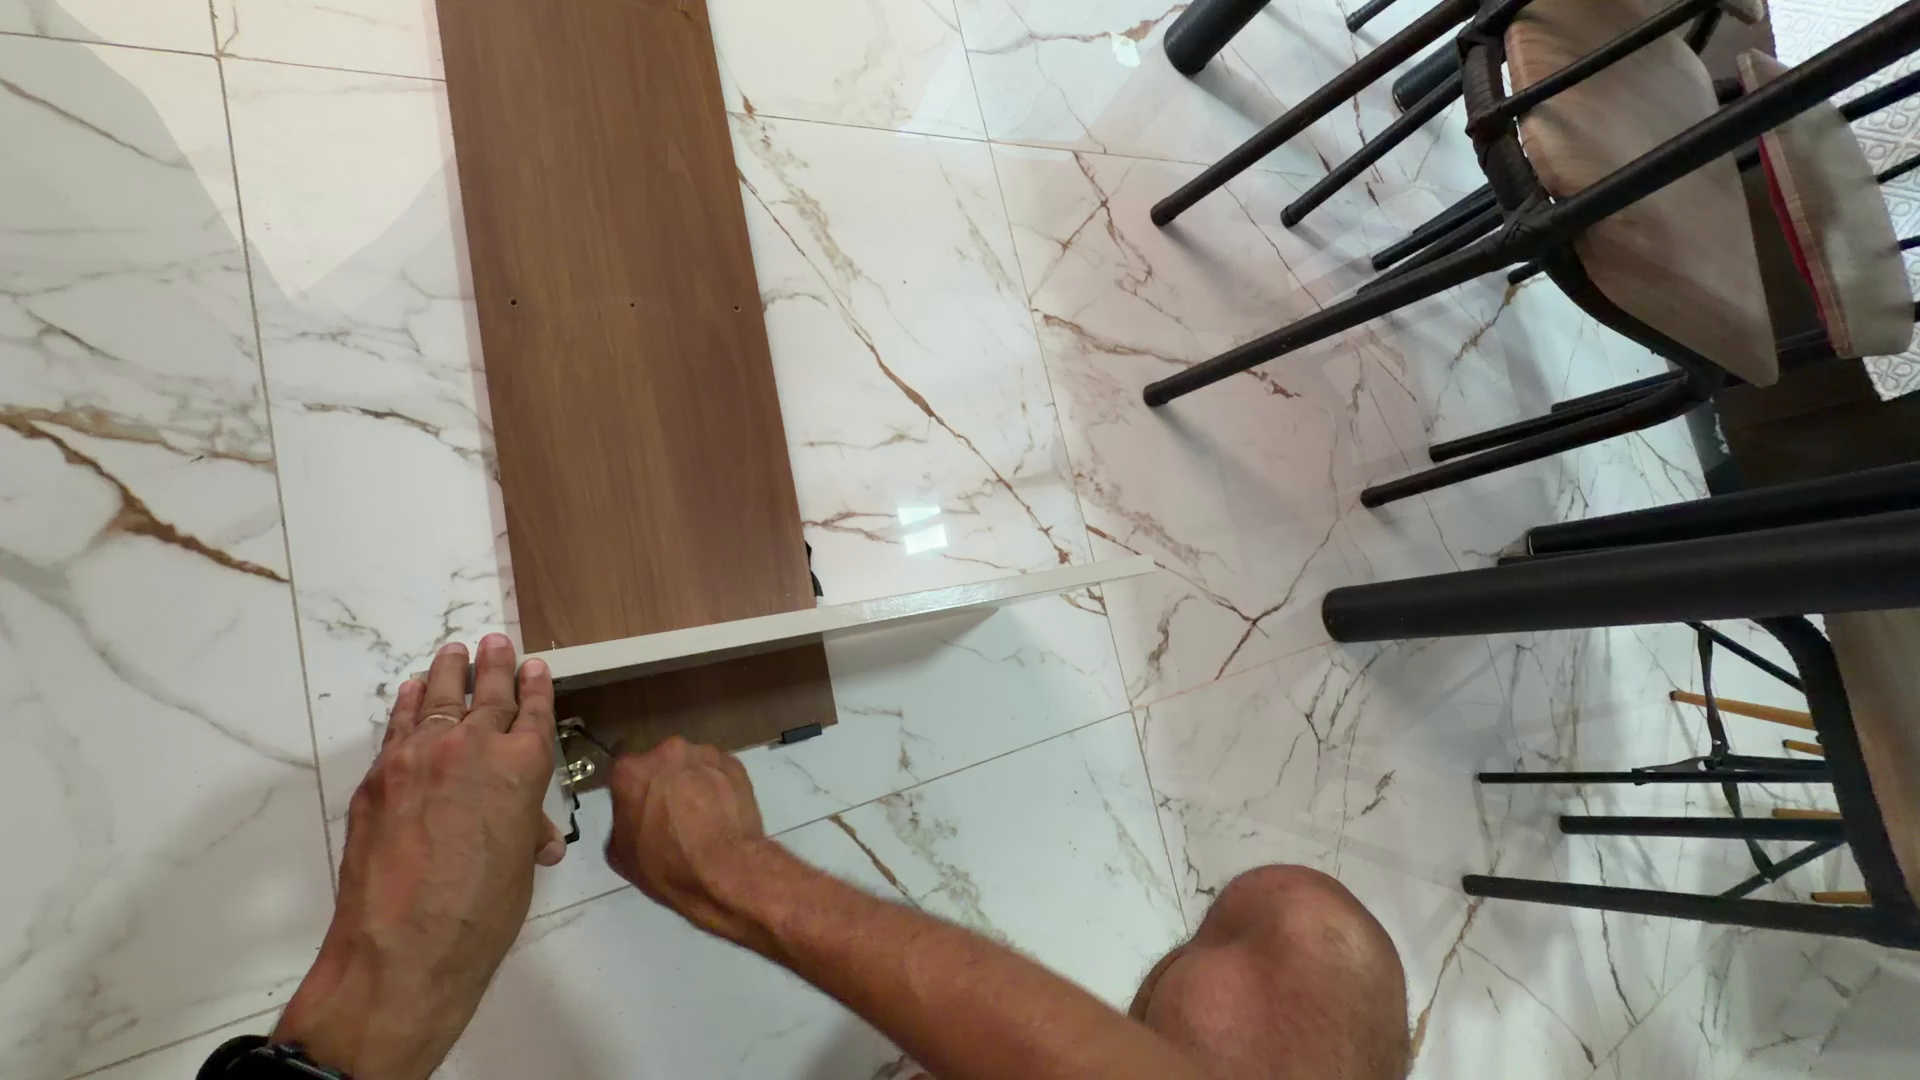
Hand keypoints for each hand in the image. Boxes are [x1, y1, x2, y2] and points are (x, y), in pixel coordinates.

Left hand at [274, 634, 565, 1079]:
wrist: (407, 942)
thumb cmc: (487, 904)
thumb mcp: (520, 859)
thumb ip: (525, 829)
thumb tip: (533, 839)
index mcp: (525, 764)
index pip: (534, 710)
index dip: (536, 685)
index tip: (535, 664)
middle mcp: (478, 746)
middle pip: (490, 693)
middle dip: (496, 664)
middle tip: (496, 640)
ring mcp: (424, 756)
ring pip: (442, 699)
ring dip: (451, 672)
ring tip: (455, 650)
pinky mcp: (381, 775)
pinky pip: (401, 726)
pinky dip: (411, 703)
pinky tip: (414, 689)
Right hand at [605, 737, 774, 951]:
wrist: (724, 867)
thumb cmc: (666, 865)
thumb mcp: (620, 853)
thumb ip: (621, 819)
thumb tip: (633, 812)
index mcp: (632, 771)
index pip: (625, 772)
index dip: (632, 792)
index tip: (639, 808)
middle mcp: (668, 752)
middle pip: (661, 763)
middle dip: (664, 782)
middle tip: (671, 812)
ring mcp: (704, 754)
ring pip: (692, 765)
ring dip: (692, 782)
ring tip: (702, 814)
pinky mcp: (734, 762)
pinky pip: (718, 771)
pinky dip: (718, 785)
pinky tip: (721, 811)